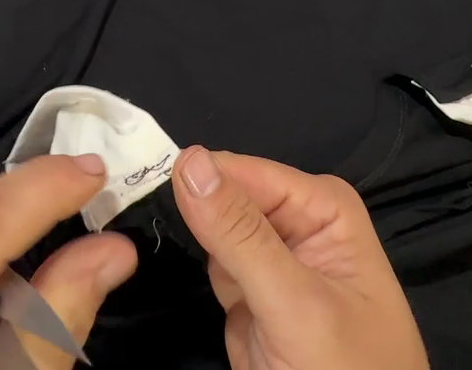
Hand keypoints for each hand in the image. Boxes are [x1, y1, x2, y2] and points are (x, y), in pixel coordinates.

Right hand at [173, 146, 428, 369]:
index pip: (240, 170)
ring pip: (212, 230)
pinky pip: (214, 266)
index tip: (152, 195)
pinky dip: (215, 288)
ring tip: (242, 299)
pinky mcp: (253, 291)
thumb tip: (187, 158)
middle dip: (204, 226)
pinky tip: (239, 312)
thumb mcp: (295, 304)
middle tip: (214, 266)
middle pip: (223, 195)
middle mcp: (296, 219)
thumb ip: (239, 233)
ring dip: (209, 260)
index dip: (196, 181)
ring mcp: (273, 257)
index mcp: (319, 204)